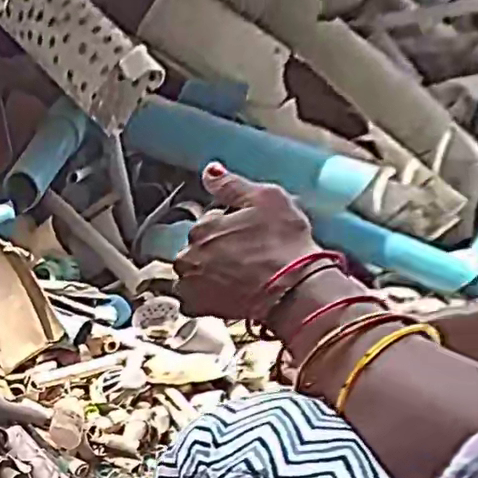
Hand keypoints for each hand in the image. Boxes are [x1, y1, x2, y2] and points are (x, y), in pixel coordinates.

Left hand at [172, 164, 321, 321]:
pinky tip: (225, 291)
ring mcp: (187, 284)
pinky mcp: (193, 306)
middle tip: (242, 255)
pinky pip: (191, 300)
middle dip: (213, 250)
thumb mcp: (265, 198)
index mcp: (201, 228)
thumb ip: (231, 185)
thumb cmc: (282, 243)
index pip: (206, 222)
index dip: (227, 226)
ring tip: (235, 274)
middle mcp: (187, 256)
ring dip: (206, 273)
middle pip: (196, 249)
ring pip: (191, 274)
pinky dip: (204, 296)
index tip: (244, 232)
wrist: (289, 286)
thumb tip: (211, 171)